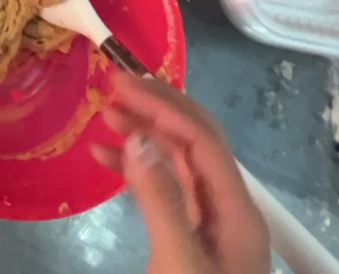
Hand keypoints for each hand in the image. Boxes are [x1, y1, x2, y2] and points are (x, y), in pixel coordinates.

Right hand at [90, 71, 270, 273]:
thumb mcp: (178, 265)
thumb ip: (159, 199)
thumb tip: (137, 137)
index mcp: (236, 214)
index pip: (201, 140)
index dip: (161, 105)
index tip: (116, 84)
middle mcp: (228, 212)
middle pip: (195, 143)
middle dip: (155, 109)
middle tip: (110, 85)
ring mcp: (211, 226)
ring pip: (178, 160)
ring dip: (143, 132)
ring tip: (102, 113)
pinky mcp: (191, 239)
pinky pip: (164, 185)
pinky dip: (134, 165)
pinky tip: (102, 157)